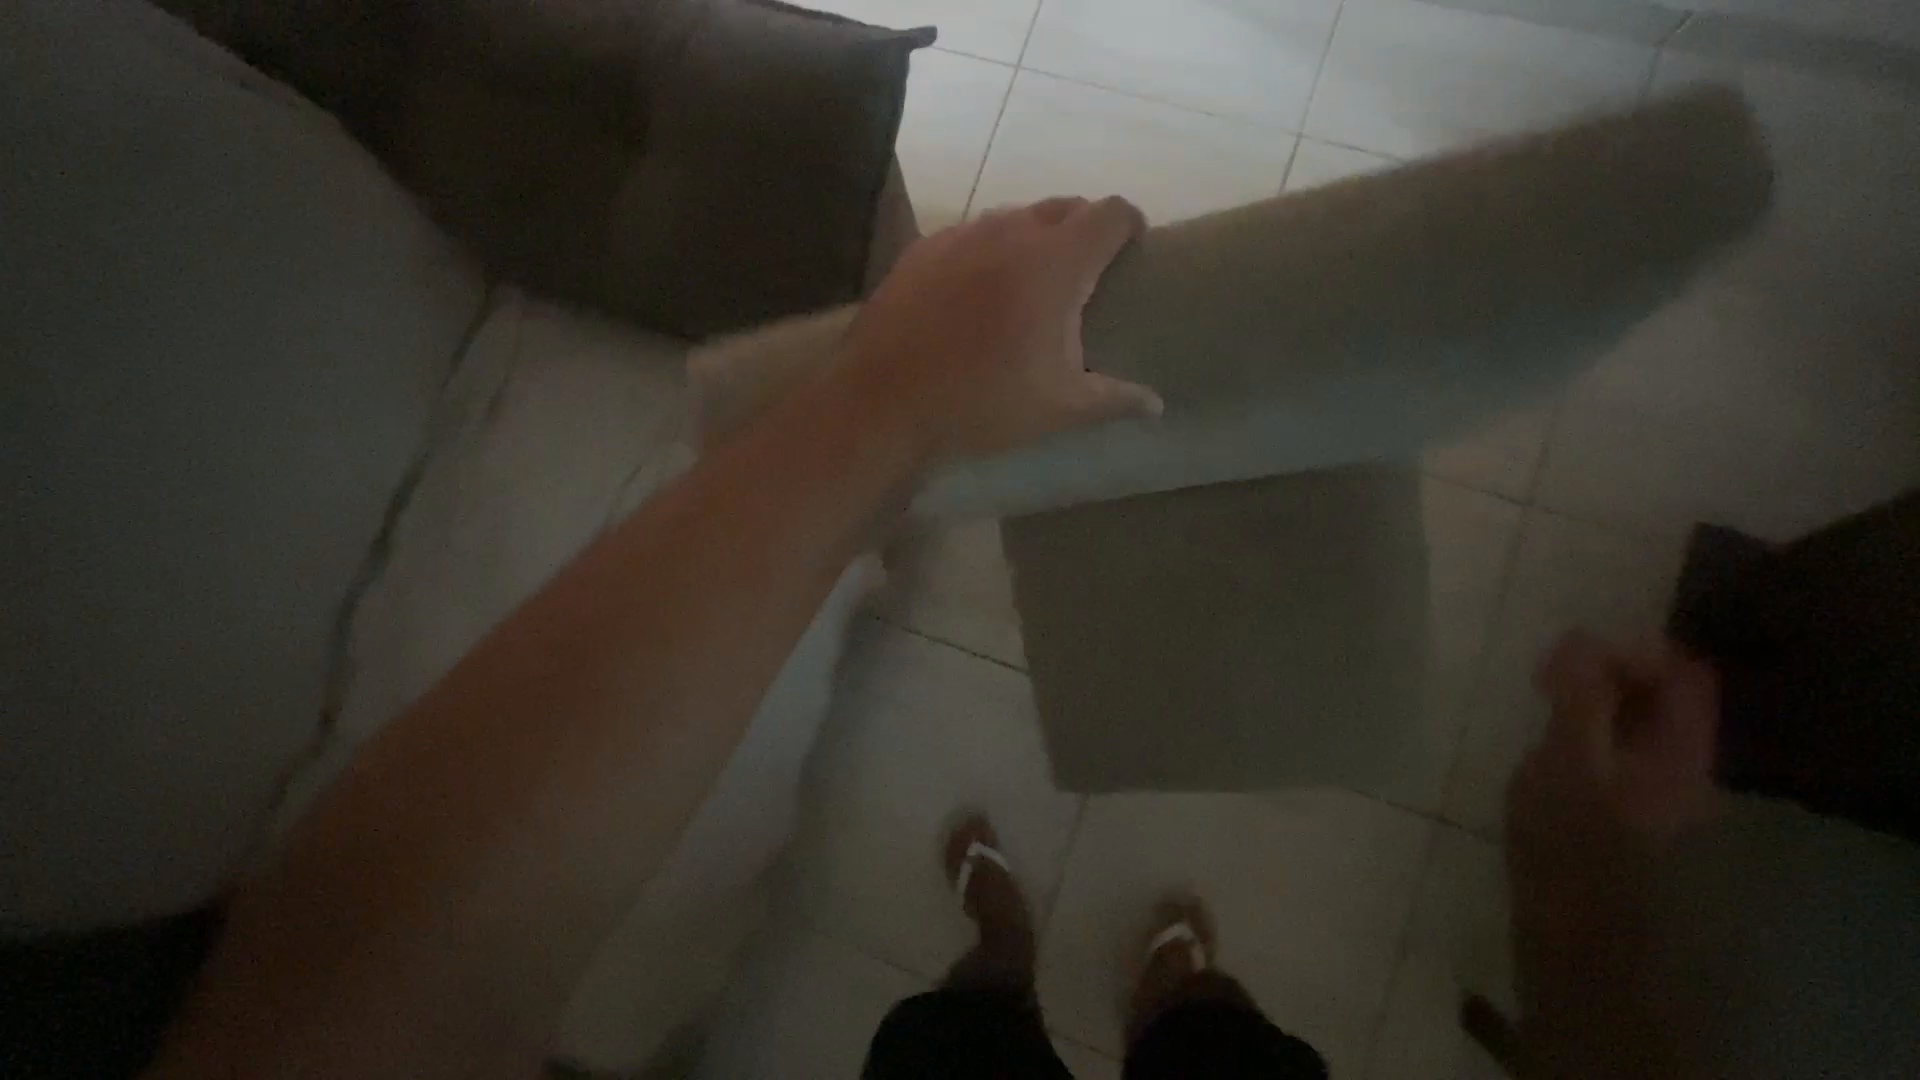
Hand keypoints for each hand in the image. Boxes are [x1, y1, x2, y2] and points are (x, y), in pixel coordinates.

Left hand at [838, 196, 1163, 463]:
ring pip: (1012, 219)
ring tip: (1028, 283)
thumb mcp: (1060, 407)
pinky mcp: (921, 250)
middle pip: (1063, 207)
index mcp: (1055, 262)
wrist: (885, 404)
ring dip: (1032, 239)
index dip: (1129, 225)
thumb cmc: (983, 404)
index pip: (1110, 212)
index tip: (1132, 251)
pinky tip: (974, 293)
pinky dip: (985, 252)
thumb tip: (1156, 405)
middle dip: (1082, 229)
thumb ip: (1115, 399)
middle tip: (1083, 274)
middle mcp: (1010, 232)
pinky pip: (968, 236)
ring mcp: (960, 236)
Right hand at [1508, 630, 1721, 891]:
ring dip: (1591, 694)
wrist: (1566, 921)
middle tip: (1546, 674)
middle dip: (1606, 669)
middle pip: (1663, 691)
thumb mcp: (1567, 761)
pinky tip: (1546, 732)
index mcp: (1682, 752)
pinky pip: (1613, 738)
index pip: (1684, 674)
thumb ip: (1580, 699)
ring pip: (1634, 714)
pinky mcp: (1621, 795)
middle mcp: (1681, 762)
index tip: (1569, 656)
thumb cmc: (1566, 840)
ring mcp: (1653, 780)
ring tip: (1541, 696)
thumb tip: (1583, 638)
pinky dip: (1583, 721)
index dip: (1631, 652)